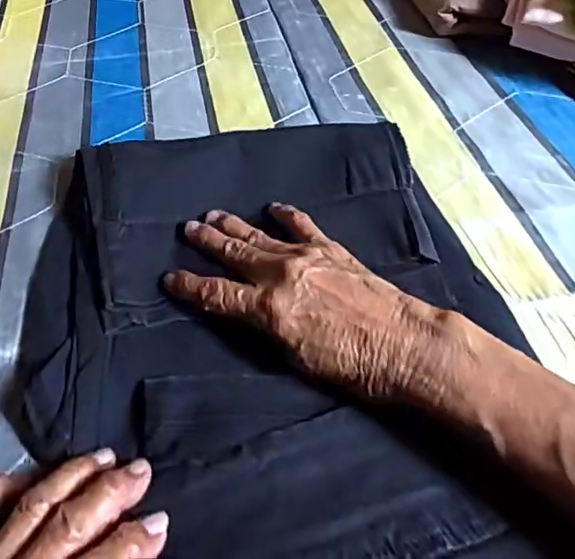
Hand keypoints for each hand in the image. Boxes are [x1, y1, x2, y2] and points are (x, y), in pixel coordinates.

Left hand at [0, 449, 167, 558]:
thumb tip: (135, 557)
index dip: (134, 543)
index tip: (161, 521)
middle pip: (69, 525)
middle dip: (110, 494)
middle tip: (142, 469)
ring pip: (33, 506)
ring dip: (72, 476)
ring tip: (104, 455)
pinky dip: (0, 486)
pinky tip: (27, 475)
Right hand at [162, 204, 443, 401]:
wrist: (404, 343)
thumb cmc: (353, 366)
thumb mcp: (297, 360)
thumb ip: (268, 330)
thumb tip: (251, 313)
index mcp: (269, 308)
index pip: (217, 295)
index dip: (190, 286)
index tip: (170, 277)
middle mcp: (281, 275)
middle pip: (234, 254)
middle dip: (207, 242)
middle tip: (187, 228)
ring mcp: (306, 256)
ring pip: (259, 235)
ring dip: (234, 225)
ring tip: (213, 215)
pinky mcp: (329, 248)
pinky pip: (301, 225)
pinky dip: (285, 215)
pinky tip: (273, 208)